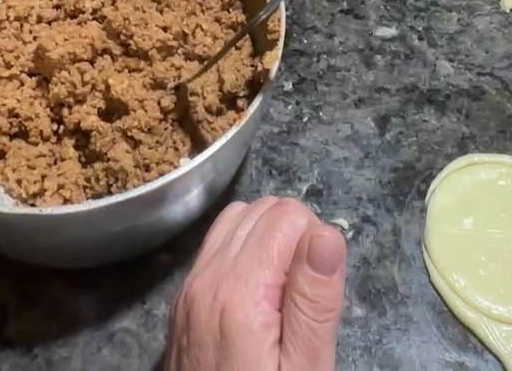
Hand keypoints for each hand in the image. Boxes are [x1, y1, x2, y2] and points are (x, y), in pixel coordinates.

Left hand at [165, 196, 348, 370]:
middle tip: (304, 296)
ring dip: (268, 239)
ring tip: (284, 293)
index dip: (315, 242)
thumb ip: (314, 302)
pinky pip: (218, 245)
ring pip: (238, 219)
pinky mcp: (183, 302)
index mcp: (237, 292)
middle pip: (262, 209)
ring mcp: (189, 289)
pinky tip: (257, 296)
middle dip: (294, 236)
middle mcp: (205, 279)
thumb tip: (328, 234)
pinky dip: (243, 251)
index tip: (317, 291)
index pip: (288, 214)